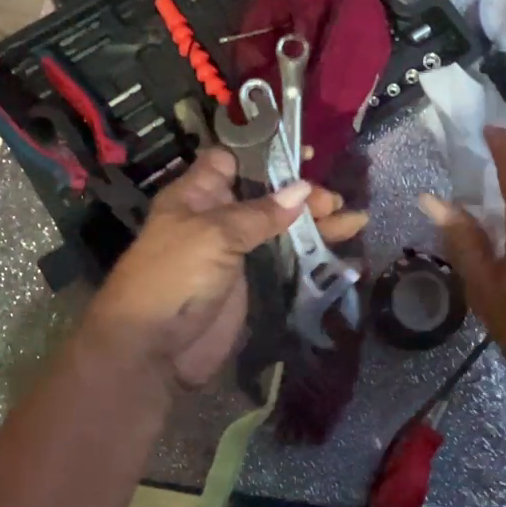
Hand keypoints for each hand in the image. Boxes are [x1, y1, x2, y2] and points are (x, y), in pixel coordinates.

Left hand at [80, 149, 368, 390]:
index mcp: (197, 196)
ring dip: (317, 223)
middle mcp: (218, 219)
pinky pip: (288, 262)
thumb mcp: (214, 235)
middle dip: (302, 193)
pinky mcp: (253, 285)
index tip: (304, 153)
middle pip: (267, 195)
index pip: (232, 160)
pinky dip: (315, 255)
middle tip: (335, 201)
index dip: (264, 154)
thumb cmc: (173, 279)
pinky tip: (343, 250)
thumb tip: (303, 189)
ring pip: (283, 229)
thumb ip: (260, 213)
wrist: (152, 353)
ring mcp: (237, 254)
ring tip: (354, 221)